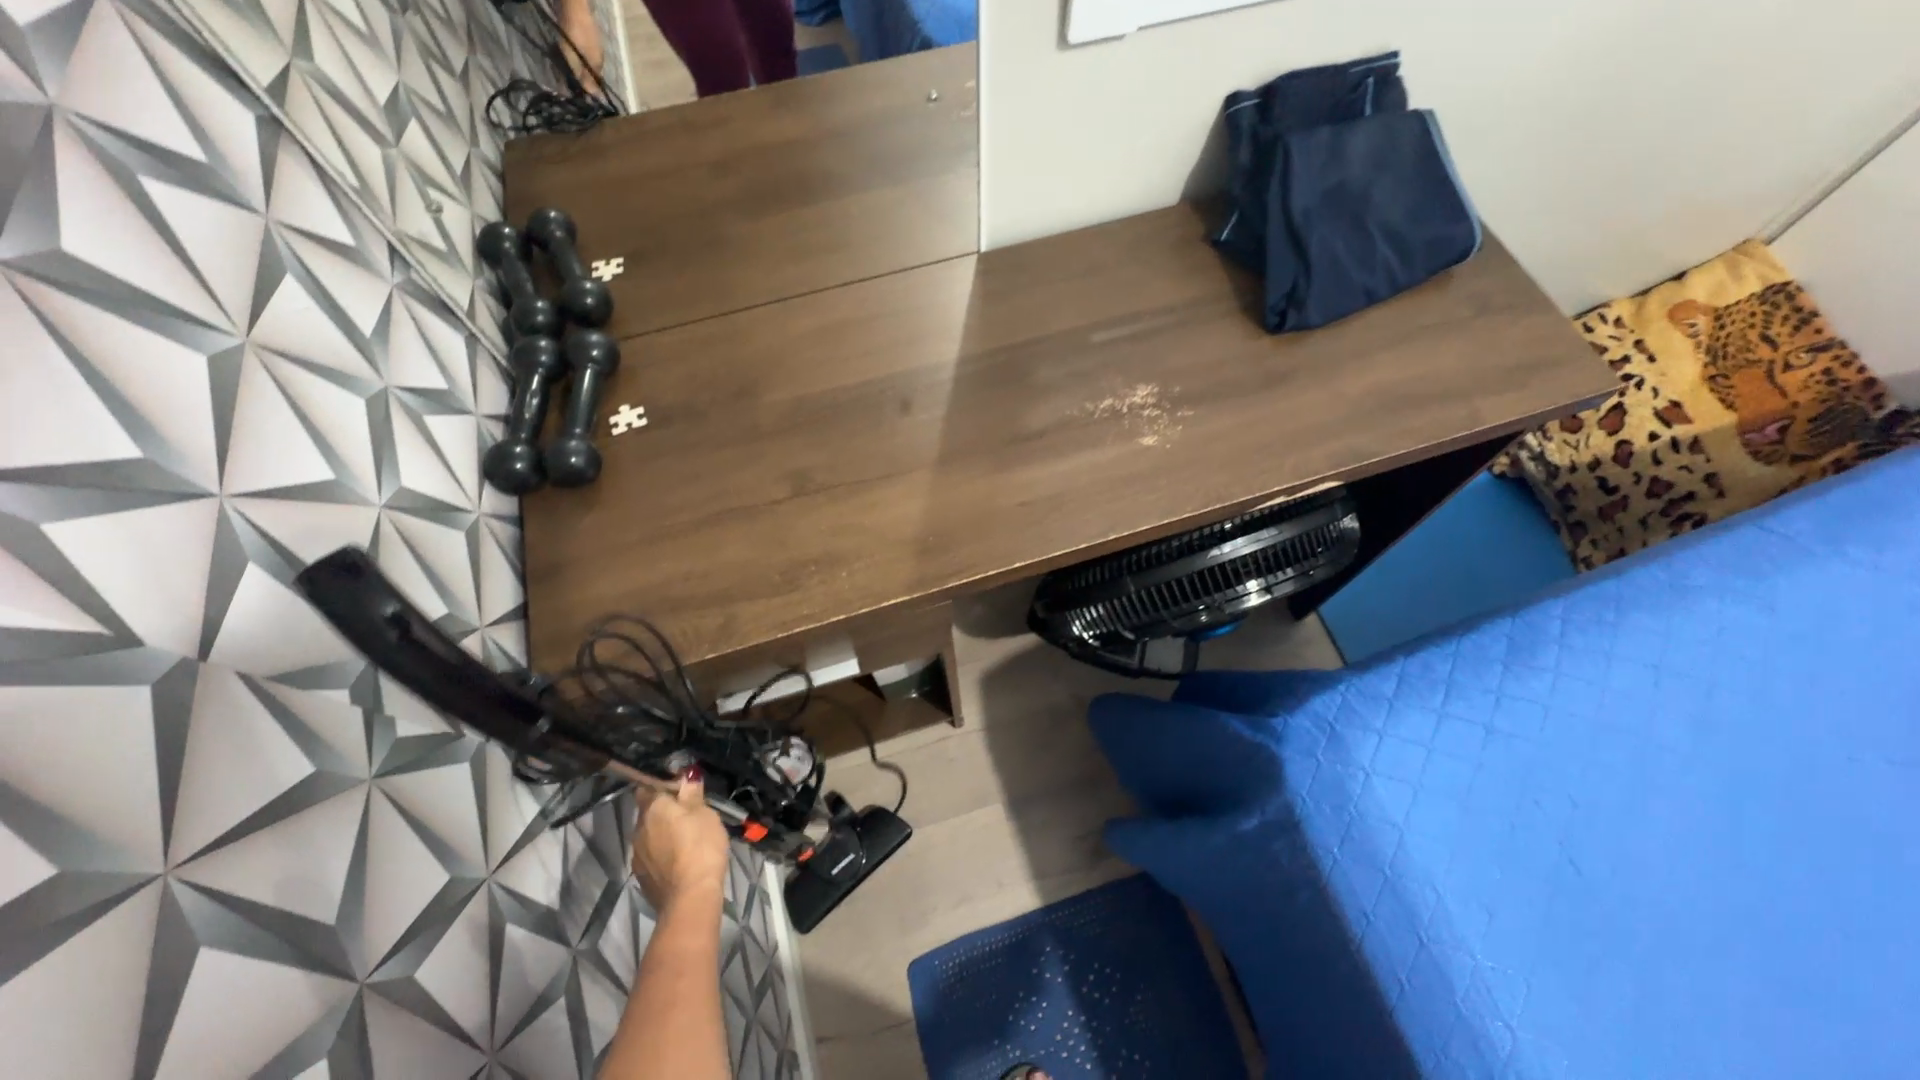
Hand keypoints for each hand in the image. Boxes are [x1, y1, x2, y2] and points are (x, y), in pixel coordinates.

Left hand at [630, 771, 728, 912]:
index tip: (678, 791)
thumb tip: (687, 777)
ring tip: (684, 842)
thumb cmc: (701, 847)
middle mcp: (638, 828)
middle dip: (663, 813)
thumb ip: (693, 795)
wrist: (689, 897)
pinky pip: (650, 858)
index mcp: (653, 808)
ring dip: (661, 836)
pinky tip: (678, 863)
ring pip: (648, 837)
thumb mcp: (706, 815)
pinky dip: (661, 856)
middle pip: (647, 814)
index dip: (660, 787)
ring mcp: (637, 855)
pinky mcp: (641, 877)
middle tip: (686, 817)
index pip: (646, 788)